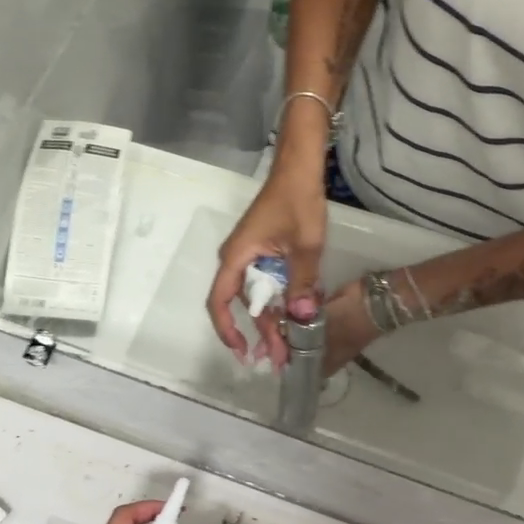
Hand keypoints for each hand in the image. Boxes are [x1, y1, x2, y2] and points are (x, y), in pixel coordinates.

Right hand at [208, 166, 328, 369]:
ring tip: (289, 345)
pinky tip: (293, 316)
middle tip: (279, 357)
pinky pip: (265, 283)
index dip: (227, 330)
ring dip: (270, 319)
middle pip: (241, 305)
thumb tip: (300, 317)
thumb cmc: (298, 200)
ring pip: (255, 296)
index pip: (219, 302)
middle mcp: (235, 260)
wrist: (299, 165)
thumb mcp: (305, 244)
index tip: (242, 351)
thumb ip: (301, 282)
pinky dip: (277, 301)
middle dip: (260, 332)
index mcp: (236, 258)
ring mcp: (248, 256)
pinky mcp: (261, 252)